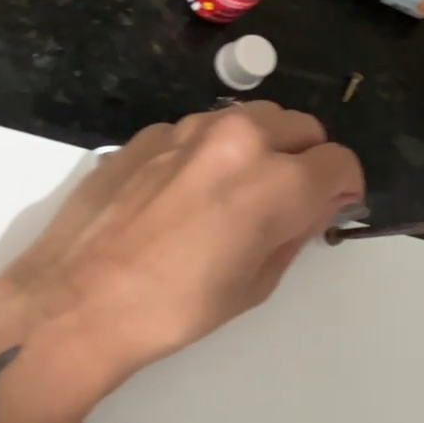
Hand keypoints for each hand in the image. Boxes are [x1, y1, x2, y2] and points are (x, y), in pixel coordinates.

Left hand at [0, 102, 363, 391]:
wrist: (81, 296)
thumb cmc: (176, 305)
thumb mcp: (256, 282)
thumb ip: (296, 231)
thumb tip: (315, 204)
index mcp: (276, 178)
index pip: (339, 161)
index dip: (342, 187)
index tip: (330, 206)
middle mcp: (237, 136)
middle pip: (300, 125)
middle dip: (305, 157)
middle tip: (287, 199)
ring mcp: (188, 127)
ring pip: (249, 118)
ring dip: (259, 146)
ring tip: (235, 191)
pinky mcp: (149, 131)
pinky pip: (199, 130)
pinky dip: (209, 151)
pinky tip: (183, 192)